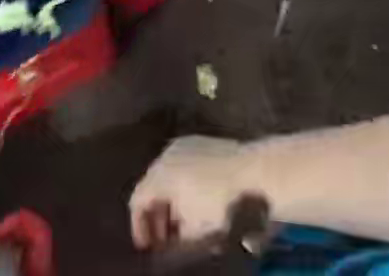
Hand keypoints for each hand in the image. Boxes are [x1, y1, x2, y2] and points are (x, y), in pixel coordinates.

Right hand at [129, 135, 255, 250]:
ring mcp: (184, 144)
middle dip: (157, 215)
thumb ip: (177, 239)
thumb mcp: (195, 231)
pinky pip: (184, 165)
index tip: (147, 246)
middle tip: (164, 239)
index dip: (139, 226)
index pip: (137, 200)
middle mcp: (165, 154)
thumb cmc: (219, 203)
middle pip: (152, 186)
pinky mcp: (201, 142)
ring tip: (183, 223)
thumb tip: (173, 242)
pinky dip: (184, 184)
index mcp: (158, 175)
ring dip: (172, 200)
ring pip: (168, 174)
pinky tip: (196, 200)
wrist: (251, 172)